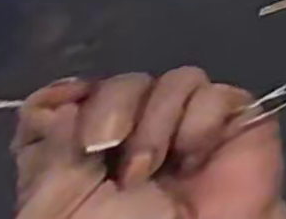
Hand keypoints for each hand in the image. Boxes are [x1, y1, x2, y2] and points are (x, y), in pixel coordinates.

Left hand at [13, 70, 285, 218]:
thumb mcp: (61, 211)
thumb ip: (53, 154)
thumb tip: (55, 102)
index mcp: (79, 161)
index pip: (66, 105)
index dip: (60, 97)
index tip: (57, 104)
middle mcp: (133, 135)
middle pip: (121, 83)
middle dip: (112, 105)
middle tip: (107, 142)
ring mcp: (186, 122)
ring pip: (174, 79)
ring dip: (157, 122)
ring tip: (153, 167)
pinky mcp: (232, 114)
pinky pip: (214, 92)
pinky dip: (201, 123)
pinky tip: (197, 156)